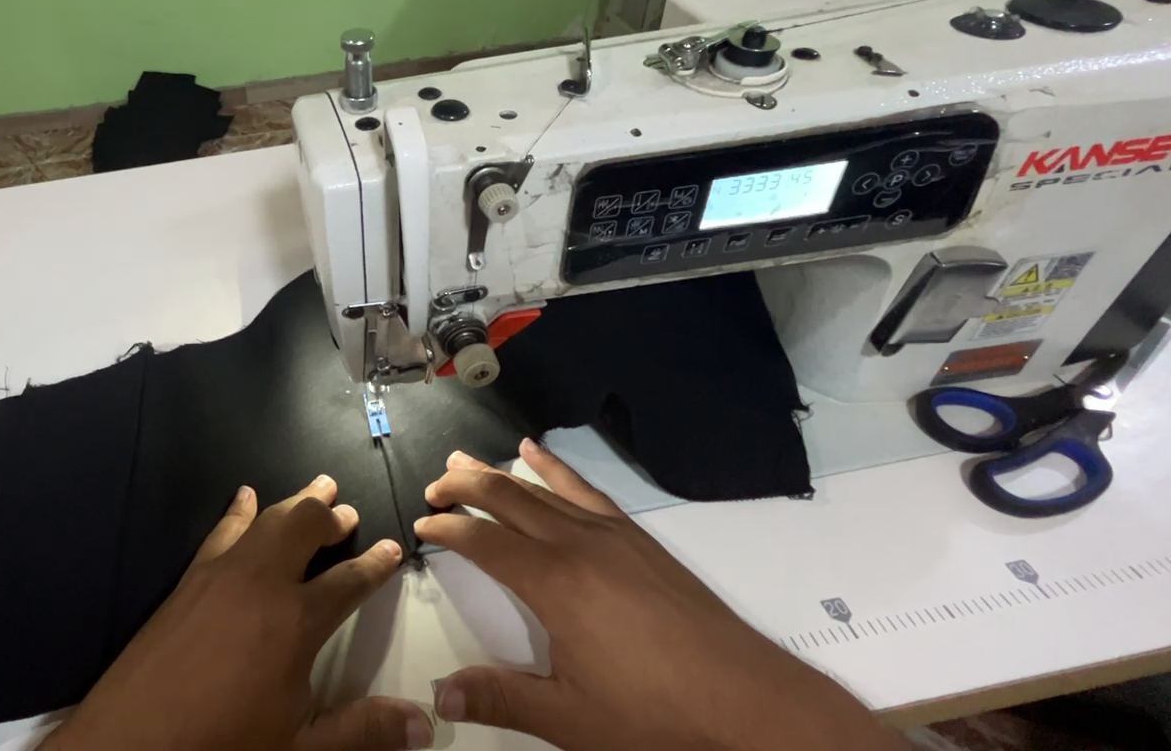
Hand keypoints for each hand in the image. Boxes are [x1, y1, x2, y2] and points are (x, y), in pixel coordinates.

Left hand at [42, 475, 434, 750]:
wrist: (132, 741)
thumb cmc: (223, 744)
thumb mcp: (299, 748)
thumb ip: (361, 731)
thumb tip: (424, 722)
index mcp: (296, 622)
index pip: (348, 582)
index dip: (375, 564)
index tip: (392, 548)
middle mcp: (262, 582)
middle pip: (305, 530)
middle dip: (330, 516)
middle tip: (348, 510)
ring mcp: (222, 573)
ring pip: (268, 521)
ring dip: (296, 502)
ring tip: (318, 487)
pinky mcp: (191, 577)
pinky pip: (222, 530)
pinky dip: (239, 510)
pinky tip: (245, 496)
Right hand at [416, 440, 904, 750]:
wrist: (750, 703)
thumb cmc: (656, 715)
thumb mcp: (571, 719)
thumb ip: (502, 700)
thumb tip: (439, 696)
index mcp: (553, 584)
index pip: (482, 541)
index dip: (446, 528)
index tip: (421, 523)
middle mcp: (575, 544)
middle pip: (505, 497)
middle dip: (463, 487)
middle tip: (433, 485)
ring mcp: (608, 533)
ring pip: (539, 488)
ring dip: (497, 471)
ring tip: (464, 460)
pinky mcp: (635, 536)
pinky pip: (583, 488)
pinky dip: (553, 467)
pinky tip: (536, 452)